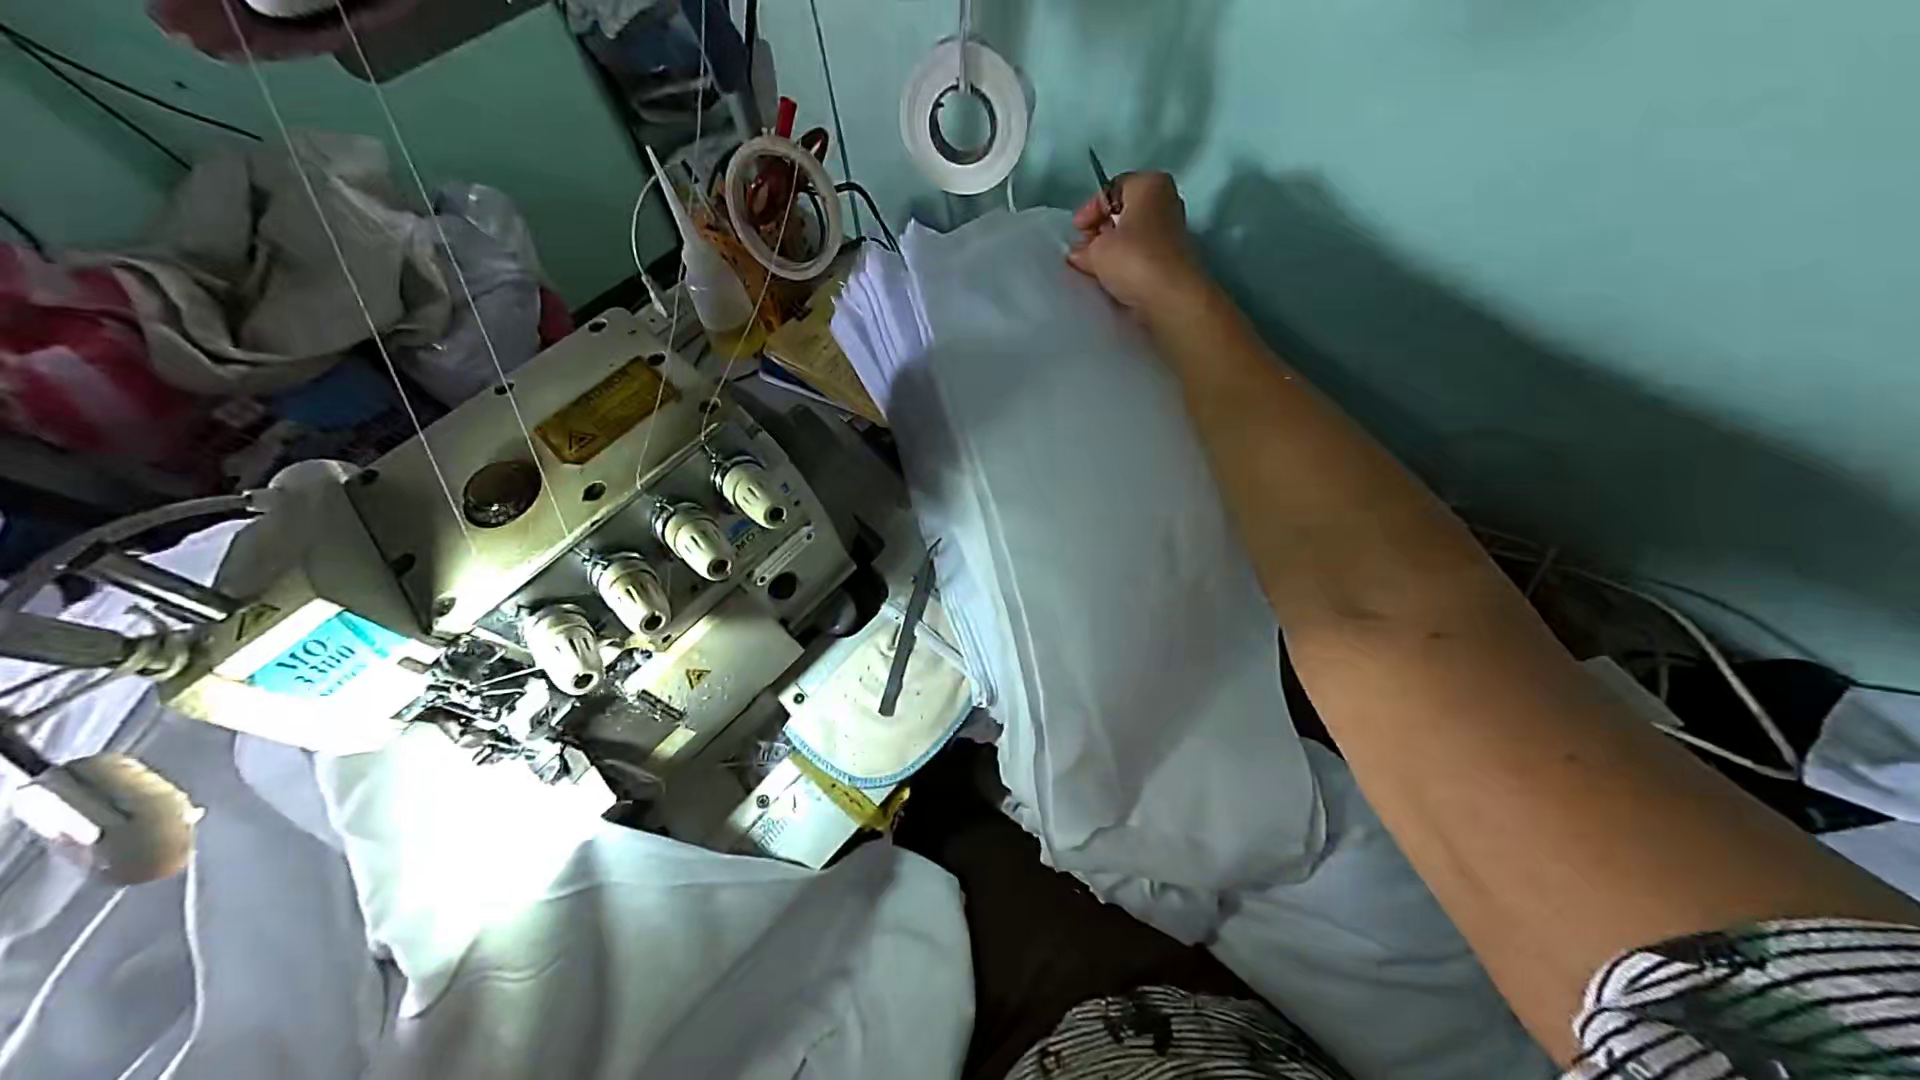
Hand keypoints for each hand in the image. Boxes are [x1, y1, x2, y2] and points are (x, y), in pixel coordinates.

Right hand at [1066, 171, 1212, 319]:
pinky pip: (1142, 254)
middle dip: (1101, 229)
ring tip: (1093, 266)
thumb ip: (1083, 248)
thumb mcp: (1096, 249)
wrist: (1170, 297)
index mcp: (1150, 184)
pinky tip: (1111, 277)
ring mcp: (1173, 231)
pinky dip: (1126, 263)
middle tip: (1083, 248)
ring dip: (1113, 249)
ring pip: (1133, 234)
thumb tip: (1079, 253)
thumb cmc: (1132, 259)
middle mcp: (1166, 201)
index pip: (1112, 189)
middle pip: (1124, 211)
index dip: (1090, 209)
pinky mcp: (1172, 259)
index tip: (1077, 230)